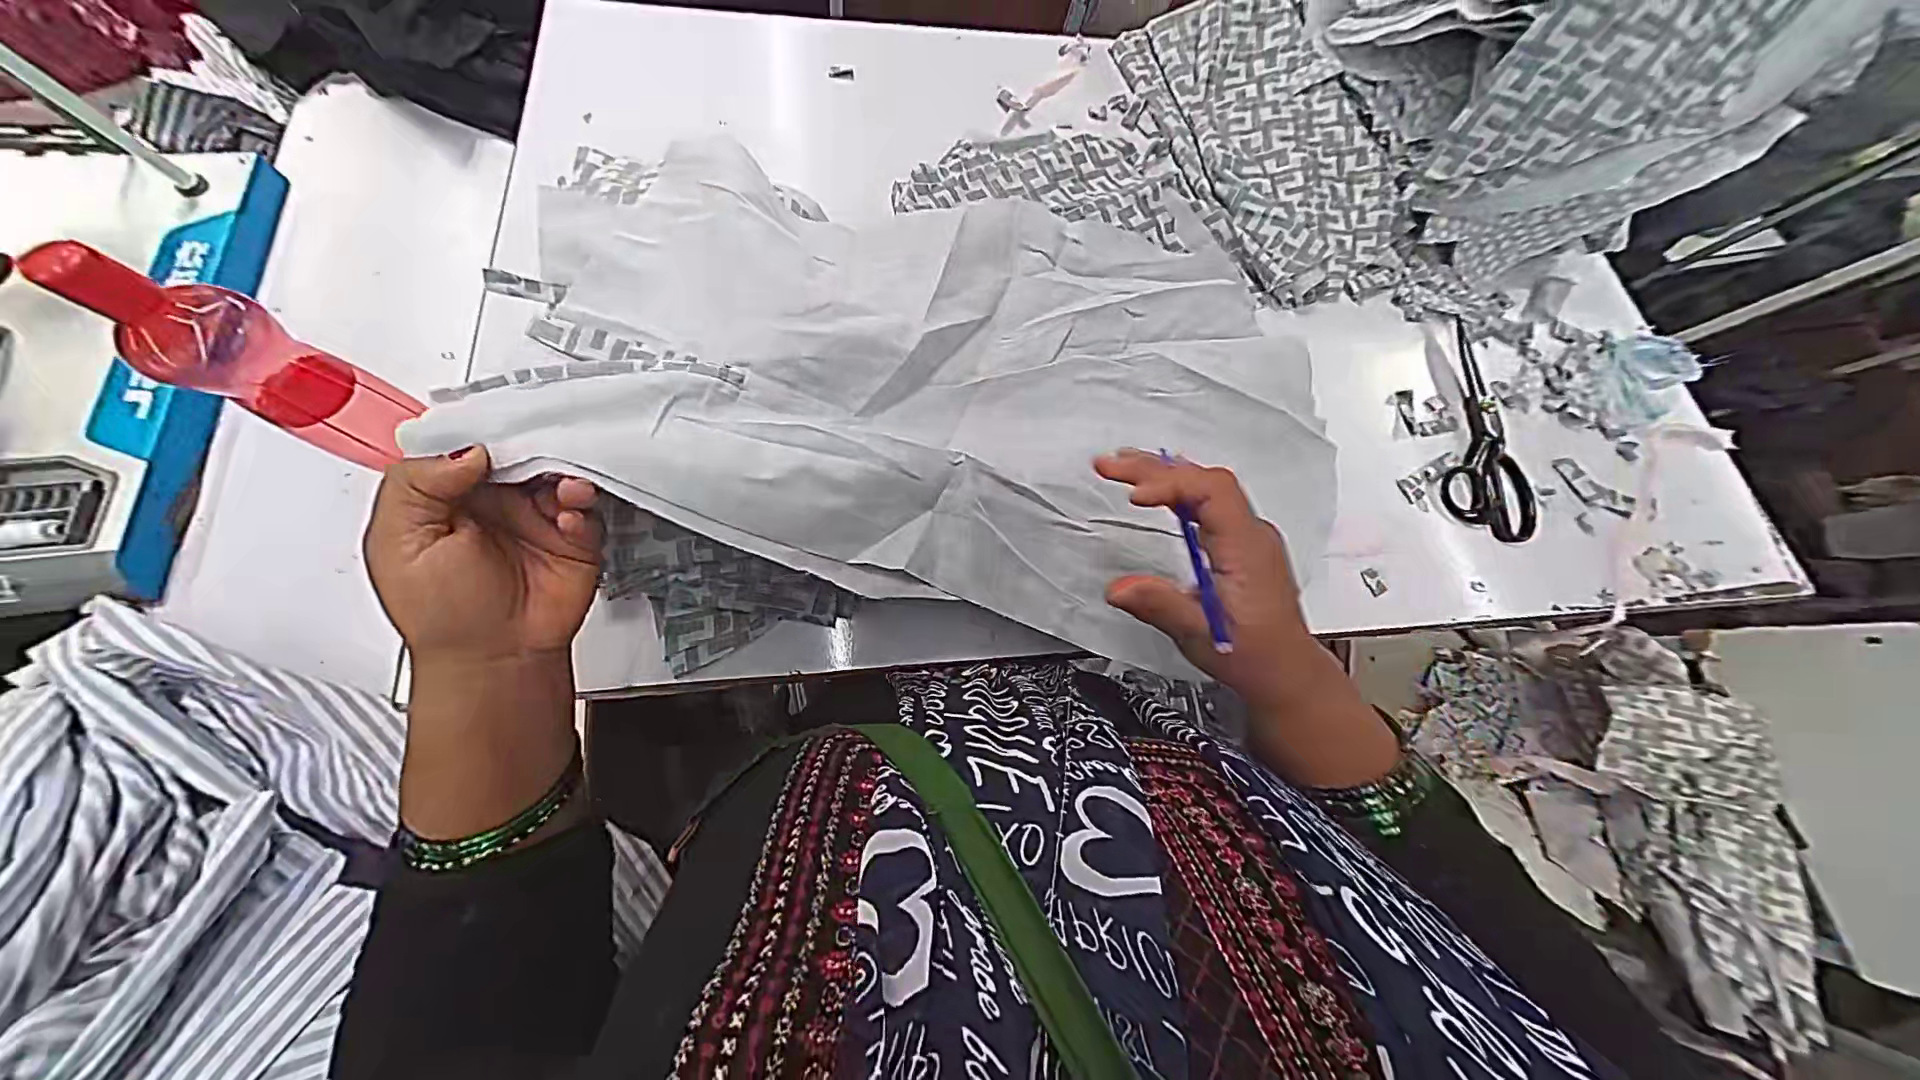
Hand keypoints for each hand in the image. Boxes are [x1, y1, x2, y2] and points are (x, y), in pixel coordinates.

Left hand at [363, 445, 601, 839]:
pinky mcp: (576, 538)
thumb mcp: (400, 543)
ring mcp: (539, 517)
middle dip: (536, 446)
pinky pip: (588, 509)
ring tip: (563, 492)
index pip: (467, 442)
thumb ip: (419, 486)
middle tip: (541, 452)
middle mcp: (496, 500)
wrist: (496, 657)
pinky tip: (570, 519)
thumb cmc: (442, 611)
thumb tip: (468, 448)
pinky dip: (584, 507)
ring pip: (560, 474)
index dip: (484, 429)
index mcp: (448, 494)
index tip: (498, 424)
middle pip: (522, 451)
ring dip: (566, 474)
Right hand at [1094, 449, 1398, 786]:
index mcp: (1246, 548)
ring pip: (1203, 485)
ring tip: (1121, 465)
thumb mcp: (1201, 634)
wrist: (1284, 671)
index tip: (1134, 497)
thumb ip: (1160, 606)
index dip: (1170, 485)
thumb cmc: (1254, 655)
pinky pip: (1206, 499)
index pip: (1211, 492)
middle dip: (1152, 468)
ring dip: (1161, 472)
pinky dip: (1174, 487)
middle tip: (1108, 465)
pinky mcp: (1236, 541)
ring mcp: (1245, 534)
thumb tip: (1118, 588)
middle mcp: (1250, 533)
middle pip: (1202, 480)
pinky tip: (1155, 485)